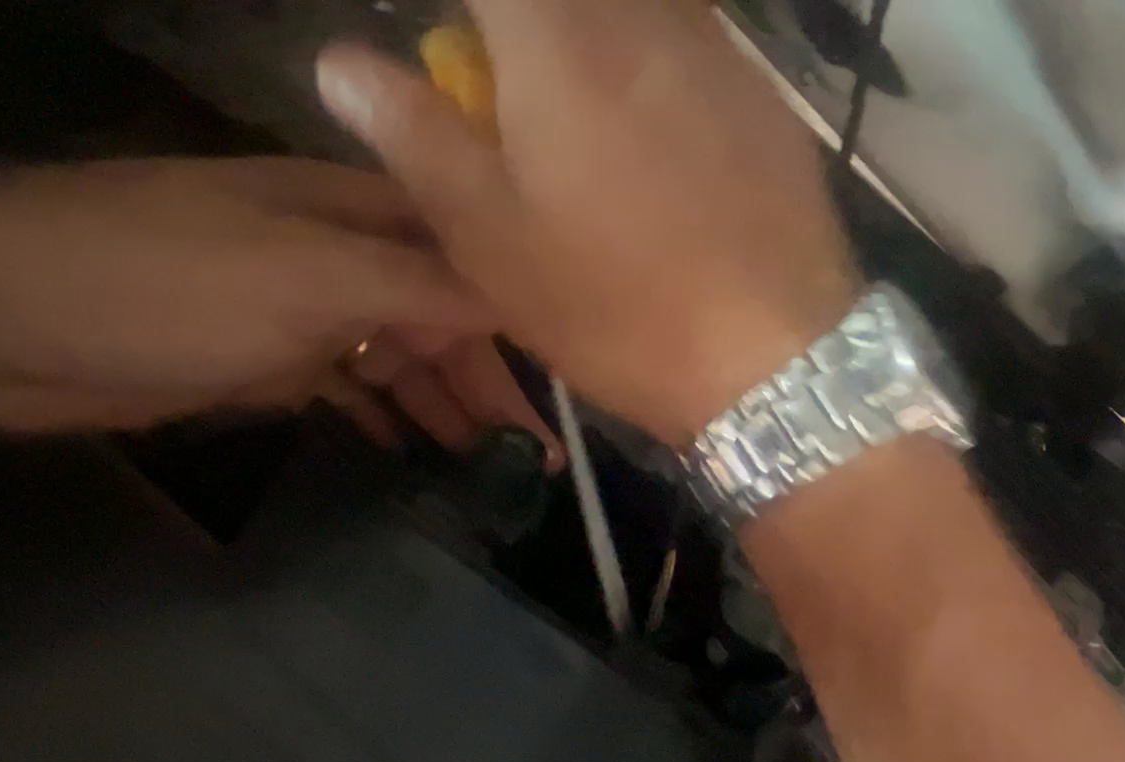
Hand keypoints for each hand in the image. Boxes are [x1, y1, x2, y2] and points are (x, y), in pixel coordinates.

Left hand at [0, 157, 556, 455]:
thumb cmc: (166, 284)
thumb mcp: (313, 277)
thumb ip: (423, 287)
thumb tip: (522, 299)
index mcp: (359, 216)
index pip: (472, 264)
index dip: (524, 319)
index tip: (569, 380)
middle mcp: (343, 256)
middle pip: (444, 322)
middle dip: (491, 384)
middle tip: (535, 456)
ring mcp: (307, 310)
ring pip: (405, 361)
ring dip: (450, 409)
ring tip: (497, 465)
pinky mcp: (273, 360)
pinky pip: (357, 390)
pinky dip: (390, 417)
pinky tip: (420, 451)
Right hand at [315, 0, 860, 446]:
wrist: (778, 364)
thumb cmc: (623, 312)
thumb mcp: (496, 244)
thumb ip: (419, 140)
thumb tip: (346, 66)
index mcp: (559, 37)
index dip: (475, 18)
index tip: (470, 56)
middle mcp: (649, 20)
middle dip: (533, 31)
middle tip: (522, 95)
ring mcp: (726, 60)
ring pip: (646, 12)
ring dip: (604, 45)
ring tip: (595, 128)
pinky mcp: (776, 110)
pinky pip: (705, 55)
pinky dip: (669, 74)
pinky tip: (673, 150)